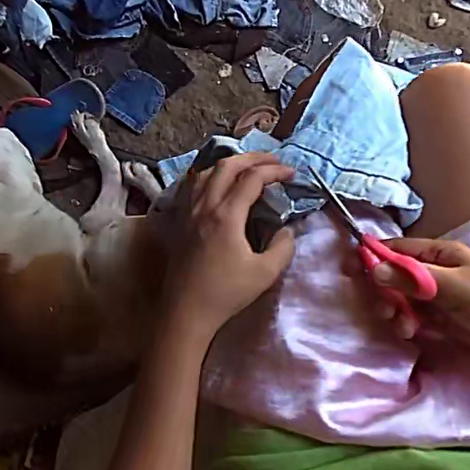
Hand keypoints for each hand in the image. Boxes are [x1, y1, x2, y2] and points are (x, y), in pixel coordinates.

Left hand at [164, 153, 296, 334]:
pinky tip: (214, 184)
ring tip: (246, 169)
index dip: (275, 171)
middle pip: (227, 166)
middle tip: (273, 162)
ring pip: (205, 172)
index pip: (252, 179)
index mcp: (226, 216)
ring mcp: (187, 212)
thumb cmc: (226, 294)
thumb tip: (287, 230)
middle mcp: (204, 206)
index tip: (291, 173)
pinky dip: (207, 176)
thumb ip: (283, 247)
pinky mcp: (178, 221)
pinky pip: (190, 186)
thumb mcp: (265, 273)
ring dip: (229, 164)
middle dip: (253, 158)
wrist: (185, 312)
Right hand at [368, 238, 469, 371]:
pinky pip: (412, 318)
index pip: (399, 250)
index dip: (374, 257)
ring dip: (395, 311)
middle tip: (385, 310)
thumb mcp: (454, 288)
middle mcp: (437, 273)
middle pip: (395, 276)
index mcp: (442, 255)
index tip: (350, 269)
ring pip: (401, 300)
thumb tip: (374, 269)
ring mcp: (438, 299)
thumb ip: (413, 279)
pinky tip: (412, 334)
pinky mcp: (440, 322)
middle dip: (385, 292)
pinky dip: (406, 325)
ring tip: (403, 327)